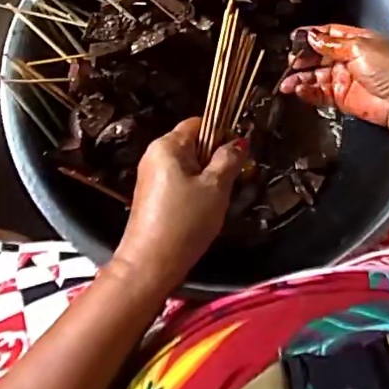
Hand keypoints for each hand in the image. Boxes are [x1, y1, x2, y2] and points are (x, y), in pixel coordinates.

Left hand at [112, 118, 242, 291]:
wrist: (150, 265)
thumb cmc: (183, 224)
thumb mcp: (215, 188)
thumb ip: (229, 160)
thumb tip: (238, 141)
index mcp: (167, 145)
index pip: (198, 123)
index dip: (220, 132)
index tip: (236, 152)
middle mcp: (154, 155)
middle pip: (193, 144)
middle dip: (214, 160)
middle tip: (228, 182)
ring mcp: (151, 176)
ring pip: (188, 166)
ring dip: (206, 179)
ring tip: (214, 201)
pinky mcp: (151, 196)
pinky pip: (178, 182)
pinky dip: (193, 192)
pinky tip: (200, 212)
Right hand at [278, 24, 388, 133]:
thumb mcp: (360, 47)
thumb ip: (332, 43)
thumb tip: (311, 37)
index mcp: (354, 40)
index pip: (326, 34)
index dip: (310, 36)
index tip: (295, 39)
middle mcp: (347, 58)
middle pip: (316, 55)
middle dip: (301, 58)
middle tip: (291, 62)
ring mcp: (343, 78)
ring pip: (313, 75)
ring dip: (299, 78)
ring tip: (287, 81)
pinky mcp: (340, 97)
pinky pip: (318, 93)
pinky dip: (306, 92)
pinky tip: (299, 90)